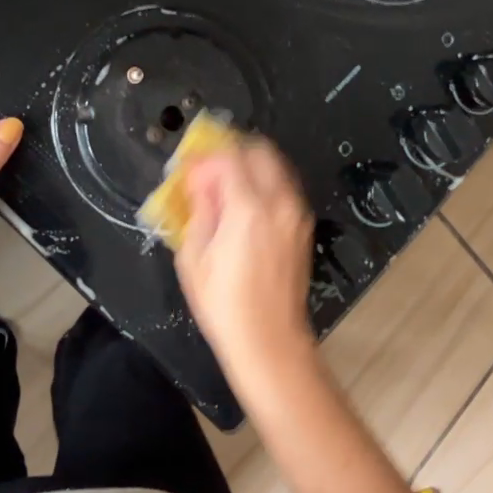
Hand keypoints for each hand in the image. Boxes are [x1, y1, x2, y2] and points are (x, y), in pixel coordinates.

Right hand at [175, 140, 316, 378]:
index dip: (204, 157)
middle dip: (230, 153)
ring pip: (275, 167)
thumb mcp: (194, 258)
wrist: (269, 341)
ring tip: (224, 187)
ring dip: (249, 167)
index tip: (188, 167)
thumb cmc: (228, 308)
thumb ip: (199, 211)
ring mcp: (296, 215)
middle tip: (208, 170)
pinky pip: (284, 190)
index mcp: (249, 209)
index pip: (228, 157)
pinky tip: (244, 206)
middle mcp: (279, 205)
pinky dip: (264, 185)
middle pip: (259, 152)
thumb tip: (199, 187)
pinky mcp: (303, 228)